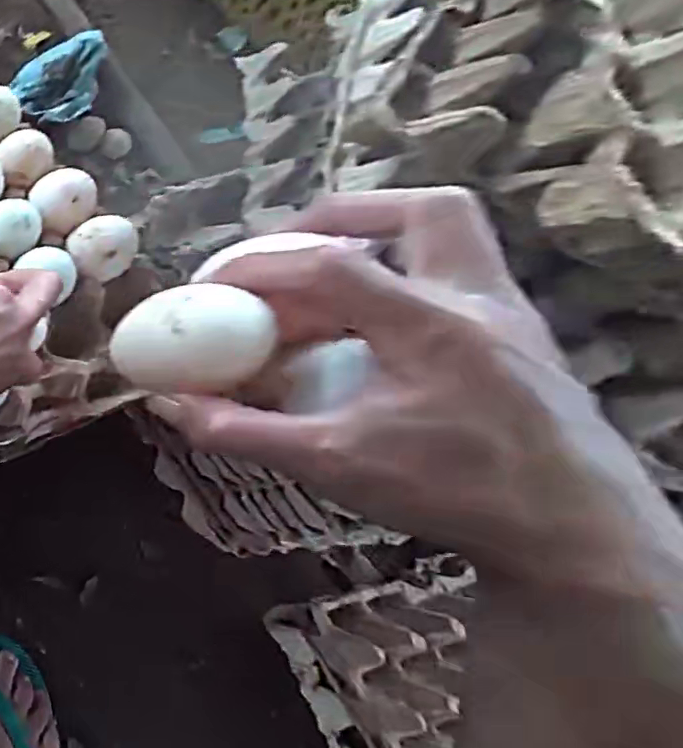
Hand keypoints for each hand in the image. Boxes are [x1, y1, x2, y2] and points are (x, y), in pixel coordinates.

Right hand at [148, 188, 682, 597]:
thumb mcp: (325, 463)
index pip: (330, 261)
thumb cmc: (453, 492)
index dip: (255, 265)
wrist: (580, 537)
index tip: (206, 287)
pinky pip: (441, 278)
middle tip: (275, 252)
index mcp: (431, 325)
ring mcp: (504, 315)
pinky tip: (343, 333)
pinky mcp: (510, 337)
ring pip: (442, 237)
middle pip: (419, 210)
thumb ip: (236, 429)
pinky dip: (381, 285)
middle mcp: (476, 302)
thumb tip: (166, 403)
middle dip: (334, 216)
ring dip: (363, 246)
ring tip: (299, 292)